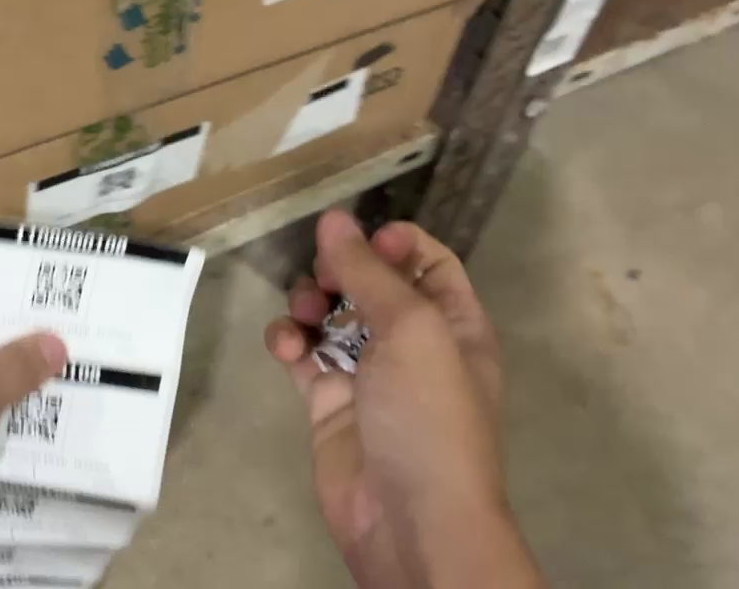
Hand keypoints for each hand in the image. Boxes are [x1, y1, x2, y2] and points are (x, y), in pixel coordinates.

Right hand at [265, 210, 542, 588]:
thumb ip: (368, 271)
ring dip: (308, 301)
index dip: (394, 243)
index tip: (363, 242)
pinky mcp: (326, 394)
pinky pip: (300, 348)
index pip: (425, 260)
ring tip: (305, 315)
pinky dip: (288, 339)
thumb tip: (334, 218)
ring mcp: (366, 368)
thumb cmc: (428, 417)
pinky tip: (287, 348)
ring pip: (327, 309)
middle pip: (367, 279)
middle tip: (327, 279)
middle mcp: (410, 341)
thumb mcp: (412, 330)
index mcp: (451, 323)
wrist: (409, 520)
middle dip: (339, 269)